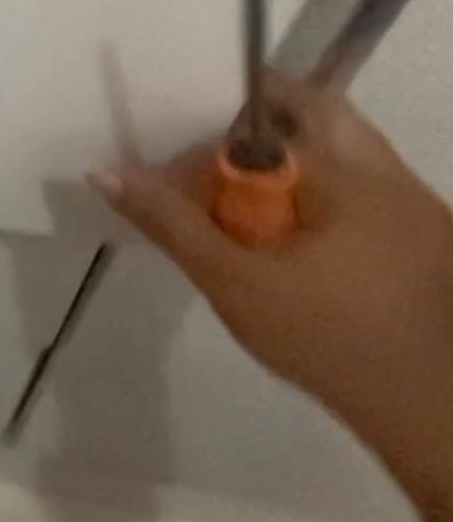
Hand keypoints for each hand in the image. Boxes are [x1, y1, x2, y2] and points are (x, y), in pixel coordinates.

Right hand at [91, 74, 452, 425]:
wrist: (435, 420)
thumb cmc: (332, 341)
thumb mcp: (233, 280)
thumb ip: (169, 221)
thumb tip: (102, 172)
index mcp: (361, 181)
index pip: (294, 103)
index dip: (229, 101)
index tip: (177, 111)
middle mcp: (397, 183)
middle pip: (319, 120)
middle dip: (250, 128)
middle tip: (190, 148)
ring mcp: (415, 213)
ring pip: (333, 153)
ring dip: (270, 162)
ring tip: (212, 191)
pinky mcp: (416, 242)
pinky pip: (347, 187)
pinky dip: (297, 190)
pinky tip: (260, 226)